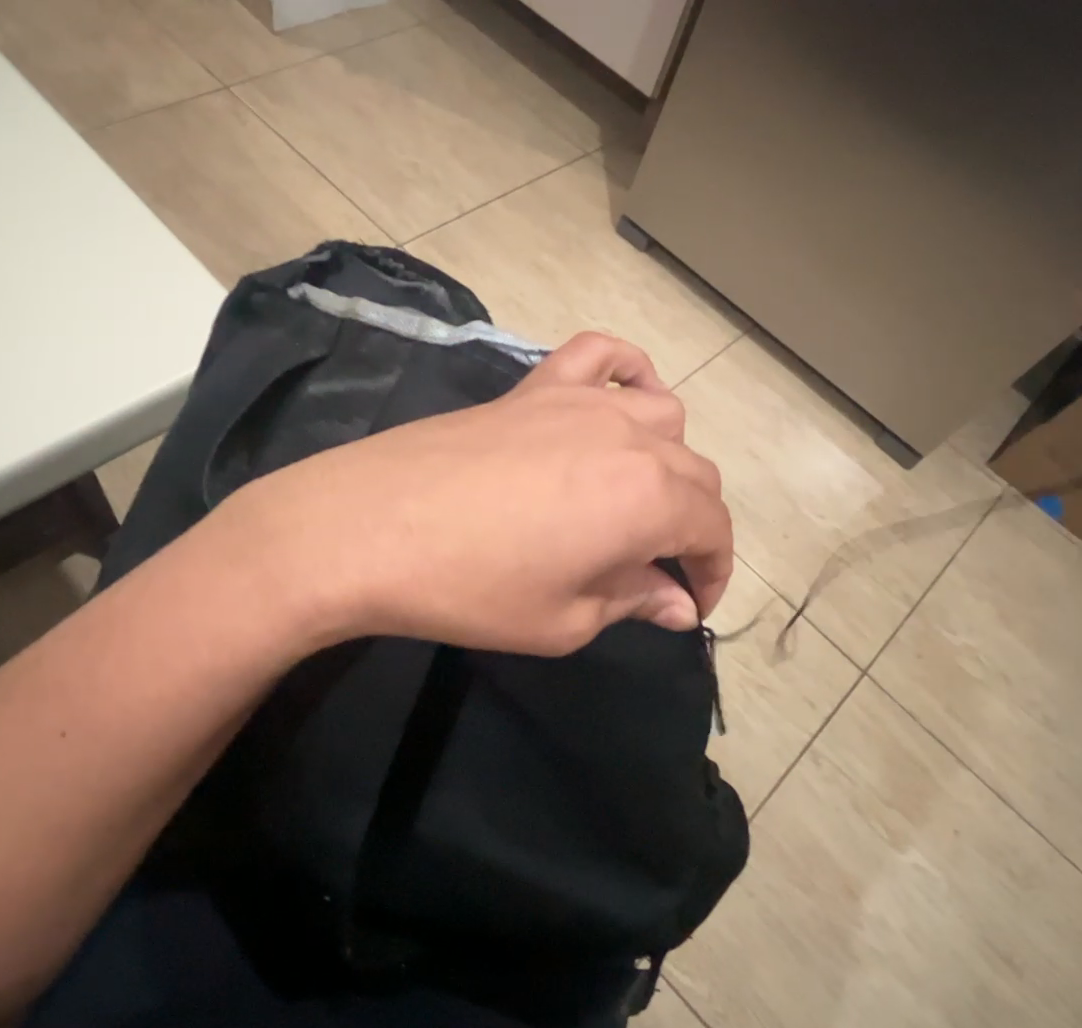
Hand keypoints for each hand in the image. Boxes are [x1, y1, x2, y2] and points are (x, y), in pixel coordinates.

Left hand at [198, 332, 733, 656]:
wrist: (368, 530)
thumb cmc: (472, 588)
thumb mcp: (563, 619)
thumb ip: (633, 600)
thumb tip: (677, 604)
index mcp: (650, 499)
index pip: (713, 530)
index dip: (711, 573)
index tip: (689, 604)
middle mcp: (631, 437)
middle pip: (695, 473)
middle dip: (692, 524)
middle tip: (654, 569)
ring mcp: (581, 401)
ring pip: (662, 414)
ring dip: (667, 459)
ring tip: (633, 498)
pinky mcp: (533, 386)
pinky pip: (600, 355)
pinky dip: (624, 371)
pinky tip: (616, 399)